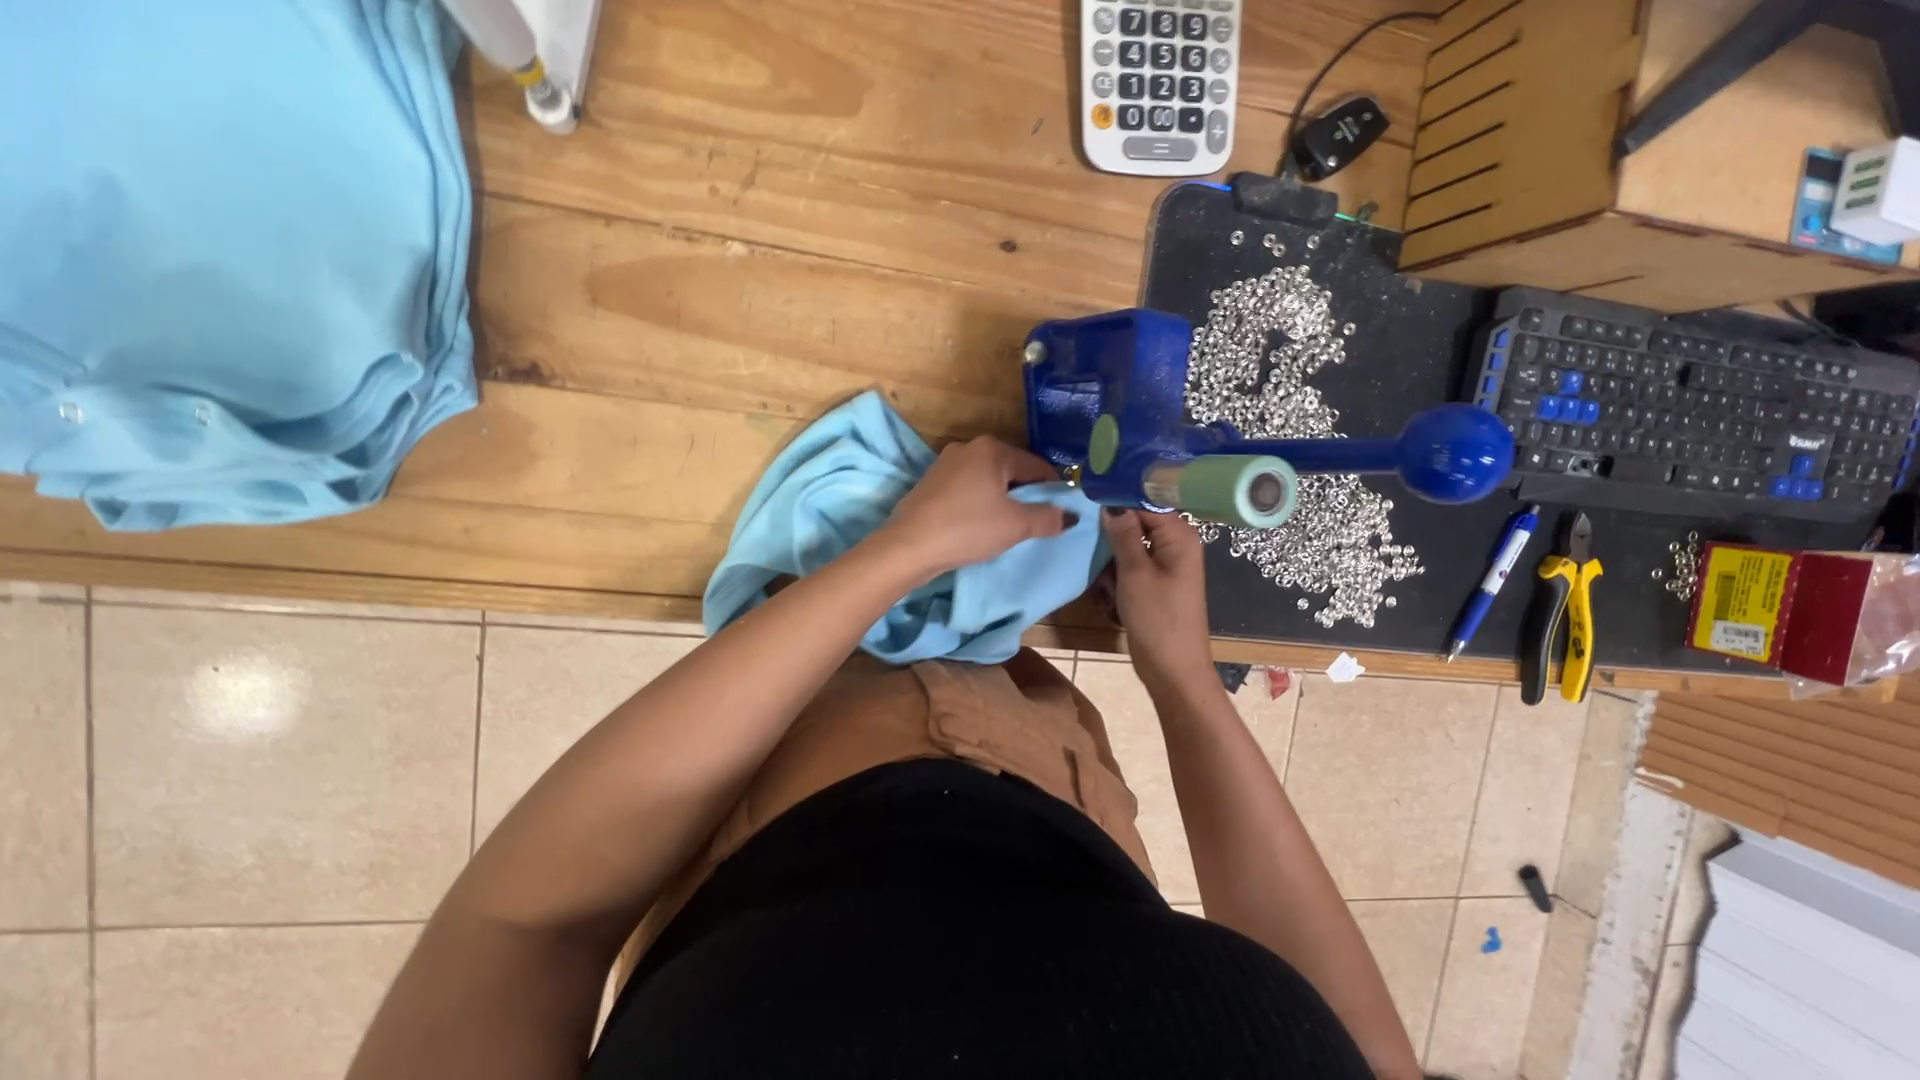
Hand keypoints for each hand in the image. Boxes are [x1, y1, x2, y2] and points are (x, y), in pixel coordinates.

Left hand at [872, 437, 1074, 577]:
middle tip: (1034, 523)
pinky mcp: (931, 482)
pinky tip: (979, 525)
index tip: (1061, 513)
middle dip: (1026, 495)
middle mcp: (969, 447)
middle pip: (1012, 470)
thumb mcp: (1016, 525)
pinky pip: (968, 489)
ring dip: (1002, 500)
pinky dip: (980, 503)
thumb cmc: (967, 529)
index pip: (1038, 466)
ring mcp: (946, 463)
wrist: (908, 546)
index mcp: (993, 448)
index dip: (1054, 490)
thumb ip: (1048, 518)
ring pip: (989, 480)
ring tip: (1007, 527)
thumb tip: (1069, 515)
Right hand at [1101, 507, 1214, 698]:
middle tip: (1087, 540)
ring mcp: (1166, 564)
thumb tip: (1111, 502)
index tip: (1087, 494)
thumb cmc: (1158, 618)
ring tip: (1101, 577)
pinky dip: (1115, 574)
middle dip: (1112, 532)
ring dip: (1110, 557)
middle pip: (1137, 521)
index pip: (1146, 500)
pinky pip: (1130, 565)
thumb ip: (1123, 533)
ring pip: (1129, 545)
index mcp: (1180, 534)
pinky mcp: (1155, 583)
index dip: (1119, 497)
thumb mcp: (1135, 572)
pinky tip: (1106, 591)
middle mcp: (1176, 543)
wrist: (1173, 670)